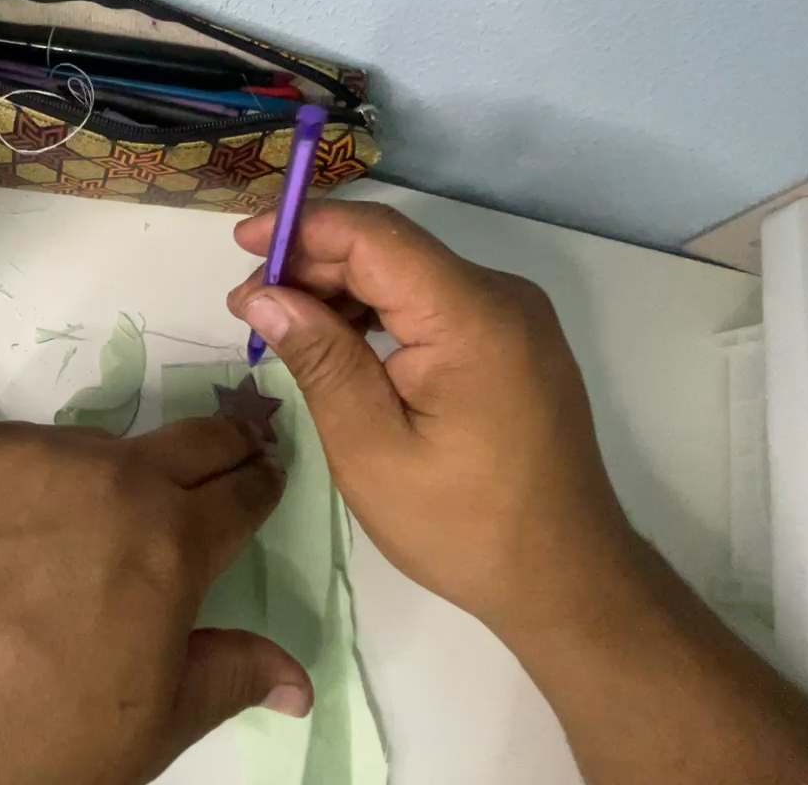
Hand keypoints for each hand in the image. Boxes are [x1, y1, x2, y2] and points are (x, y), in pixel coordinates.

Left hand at [0, 418, 310, 784]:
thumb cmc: (33, 743)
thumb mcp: (148, 728)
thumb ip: (230, 678)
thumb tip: (298, 677)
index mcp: (172, 541)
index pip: (243, 490)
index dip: (262, 483)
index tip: (267, 476)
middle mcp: (113, 476)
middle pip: (194, 437)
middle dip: (225, 446)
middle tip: (232, 454)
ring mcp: (38, 452)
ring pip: (102, 449)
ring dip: (115, 477)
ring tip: (87, 528)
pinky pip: (29, 453)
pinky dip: (37, 483)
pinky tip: (8, 534)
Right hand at [226, 200, 639, 633]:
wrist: (565, 580)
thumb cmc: (462, 524)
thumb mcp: (369, 447)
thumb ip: (319, 359)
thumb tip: (262, 296)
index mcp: (471, 319)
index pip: (375, 237)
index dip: (302, 227)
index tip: (242, 243)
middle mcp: (498, 297)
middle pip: (386, 250)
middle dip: (309, 264)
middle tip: (248, 305)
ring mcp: (506, 316)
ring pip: (401, 273)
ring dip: (334, 288)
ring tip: (277, 324)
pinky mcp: (503, 338)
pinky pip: (423, 301)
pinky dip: (369, 311)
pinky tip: (329, 339)